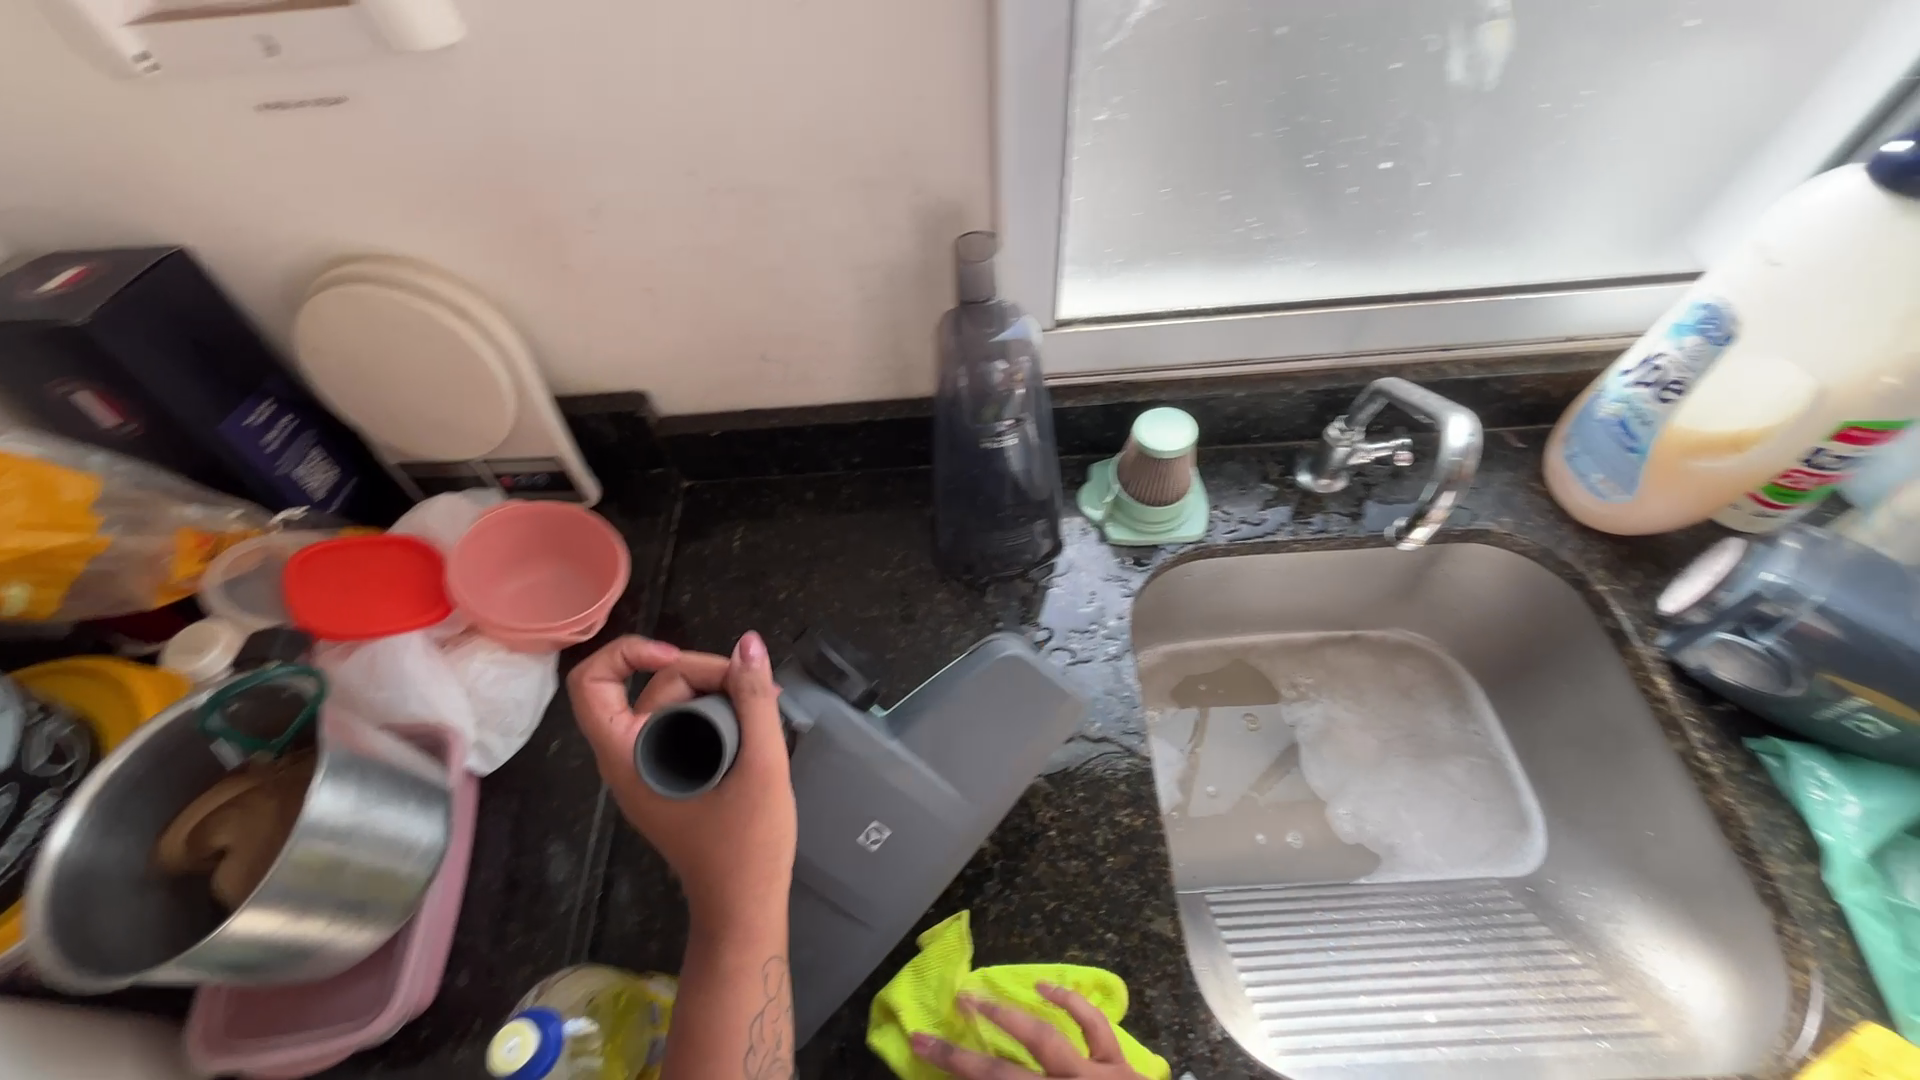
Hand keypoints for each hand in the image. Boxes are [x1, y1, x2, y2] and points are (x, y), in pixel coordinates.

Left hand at [566, 632, 796, 929]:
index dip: (629, 654)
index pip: (592, 683)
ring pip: (676, 705)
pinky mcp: (672, 778)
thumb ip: (753, 699)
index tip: (679, 657)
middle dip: (705, 675)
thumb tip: (749, 642)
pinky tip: (758, 720)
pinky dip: (719, 714)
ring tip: (767, 703)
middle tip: (756, 686)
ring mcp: (651, 770)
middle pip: (653, 688)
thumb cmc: (747, 843)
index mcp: (629, 757)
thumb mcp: (760, 764)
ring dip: (720, 694)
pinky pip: (687, 727)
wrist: (746, 906)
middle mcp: (630, 759)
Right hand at [911, 983, 1152, 1078]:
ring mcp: (1099, 1076)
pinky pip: (1095, 1026)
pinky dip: (1070, 1002)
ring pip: (1048, 1036)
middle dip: (968, 1052)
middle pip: (1006, 1072)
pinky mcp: (1124, 1067)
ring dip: (1011, 1016)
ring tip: (979, 997)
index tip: (920, 1043)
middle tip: (941, 1022)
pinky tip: (1046, 986)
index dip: (953, 1067)